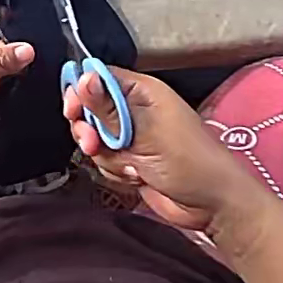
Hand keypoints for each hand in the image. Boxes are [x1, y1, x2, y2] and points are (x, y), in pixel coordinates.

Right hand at [65, 66, 269, 236]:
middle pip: (91, 110)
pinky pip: (104, 160)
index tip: (72, 110)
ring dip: (106, 155)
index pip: (99, 79)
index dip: (81, 92)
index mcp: (142, 91)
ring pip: (95, 139)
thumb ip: (109, 108)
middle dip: (89, 130)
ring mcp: (132, 136)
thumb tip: (84, 78)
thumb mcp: (145, 132)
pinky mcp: (130, 160)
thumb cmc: (187, 160)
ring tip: (129, 165)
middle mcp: (134, 109)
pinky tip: (135, 176)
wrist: (210, 204)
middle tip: (93, 143)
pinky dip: (114, 171)